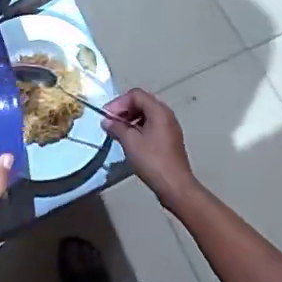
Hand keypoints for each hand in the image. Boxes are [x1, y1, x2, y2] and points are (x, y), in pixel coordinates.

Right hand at [101, 88, 200, 208]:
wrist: (175, 186)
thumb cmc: (152, 161)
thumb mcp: (129, 142)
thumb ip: (116, 127)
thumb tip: (106, 121)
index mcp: (158, 111)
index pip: (135, 95)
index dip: (119, 102)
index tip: (107, 116)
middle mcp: (167, 115)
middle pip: (142, 102)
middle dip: (124, 109)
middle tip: (112, 122)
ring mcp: (170, 127)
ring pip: (147, 114)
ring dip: (131, 119)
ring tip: (119, 132)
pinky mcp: (170, 140)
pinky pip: (153, 125)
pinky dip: (139, 127)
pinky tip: (131, 141)